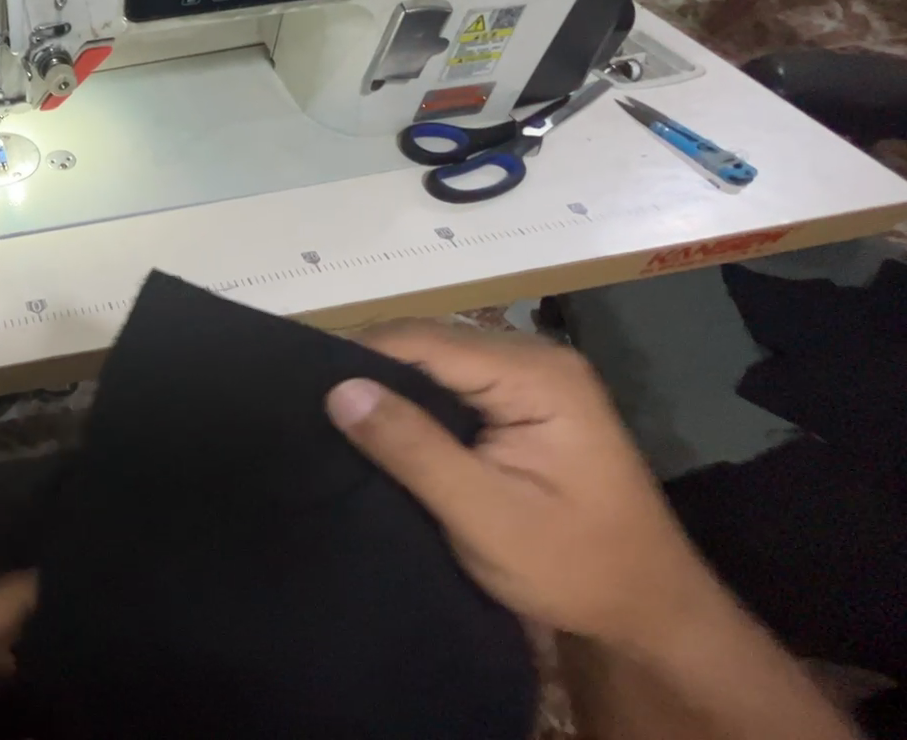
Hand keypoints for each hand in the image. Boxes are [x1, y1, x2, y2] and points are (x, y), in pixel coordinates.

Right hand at [324, 321, 724, 649]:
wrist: (647, 613)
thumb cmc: (574, 567)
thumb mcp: (485, 516)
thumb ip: (413, 449)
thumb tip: (339, 389)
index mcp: (537, 376)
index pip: (422, 341)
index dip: (359, 358)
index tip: (305, 391)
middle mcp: (533, 359)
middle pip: (423, 342)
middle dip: (368, 371)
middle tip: (315, 410)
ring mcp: (528, 376)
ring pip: (428, 360)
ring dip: (385, 387)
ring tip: (337, 418)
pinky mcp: (517, 398)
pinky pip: (443, 382)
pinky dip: (407, 401)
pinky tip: (381, 427)